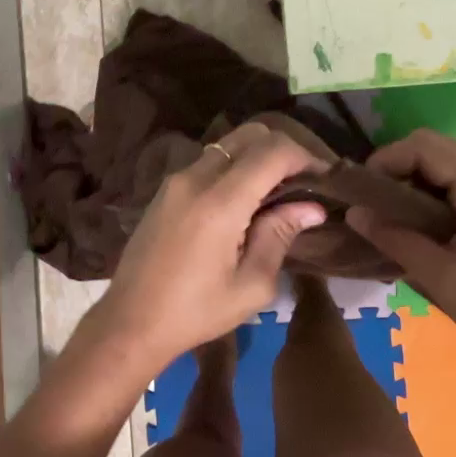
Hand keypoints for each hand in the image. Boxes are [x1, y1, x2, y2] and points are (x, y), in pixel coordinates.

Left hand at [92, 122, 327, 366]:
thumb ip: (280, 236)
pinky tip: (245, 199)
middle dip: (282, 149)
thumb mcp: (251, 286)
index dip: (305, 157)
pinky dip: (233, 167)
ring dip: (256, 157)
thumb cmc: (195, 312)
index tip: (325, 177)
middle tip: (303, 180)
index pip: (272, 152)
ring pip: (226, 145)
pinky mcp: (164, 190)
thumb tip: (311, 207)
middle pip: (249, 135)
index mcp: (220, 202)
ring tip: (277, 190)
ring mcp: (175, 181)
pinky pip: (207, 162)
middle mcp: (195, 178)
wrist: (130, 322)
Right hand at [347, 129, 455, 361]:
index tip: (361, 188)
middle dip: (397, 165)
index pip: (426, 148)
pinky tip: (417, 215)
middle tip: (372, 199)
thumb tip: (354, 213)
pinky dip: (431, 185)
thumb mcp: (442, 278)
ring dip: (413, 174)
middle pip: (435, 146)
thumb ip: (396, 240)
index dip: (388, 158)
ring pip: (445, 157)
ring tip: (390, 209)